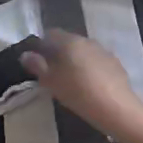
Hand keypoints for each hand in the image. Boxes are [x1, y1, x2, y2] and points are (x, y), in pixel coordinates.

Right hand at [21, 30, 142, 132]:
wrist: (117, 109)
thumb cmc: (78, 92)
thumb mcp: (51, 82)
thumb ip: (37, 65)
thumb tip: (26, 54)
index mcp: (69, 41)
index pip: (50, 33)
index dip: (42, 45)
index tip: (39, 61)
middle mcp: (87, 40)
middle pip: (68, 41)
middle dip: (59, 53)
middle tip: (53, 72)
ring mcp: (103, 51)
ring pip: (83, 51)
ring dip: (75, 60)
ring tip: (72, 80)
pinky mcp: (115, 63)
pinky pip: (96, 60)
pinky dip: (89, 67)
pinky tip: (89, 84)